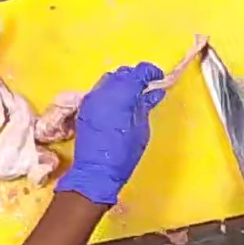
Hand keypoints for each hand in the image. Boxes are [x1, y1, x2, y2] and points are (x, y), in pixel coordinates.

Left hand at [55, 63, 165, 205]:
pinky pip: (99, 92)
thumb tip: (155, 92)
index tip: (159, 77)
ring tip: (133, 96)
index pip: (137, 73)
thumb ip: (145, 106)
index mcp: (119, 95)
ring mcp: (90, 99)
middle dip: (136, 77)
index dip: (151, 72)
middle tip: (148, 88)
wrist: (95, 172)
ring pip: (108, 80)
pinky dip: (111, 92)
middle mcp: (102, 92)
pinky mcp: (84, 108)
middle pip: (121, 74)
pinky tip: (119, 105)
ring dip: (122, 83)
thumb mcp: (141, 129)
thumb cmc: (123, 153)